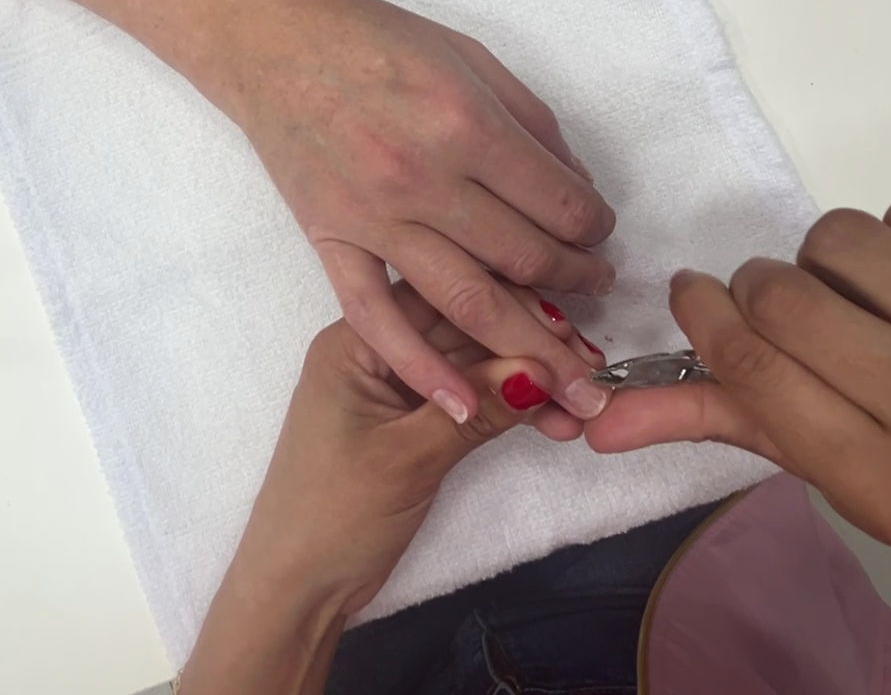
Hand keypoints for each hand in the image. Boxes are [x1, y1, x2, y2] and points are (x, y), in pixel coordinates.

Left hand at [178, 284, 563, 694]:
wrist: (298, 587)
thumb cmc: (336, 512)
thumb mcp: (408, 457)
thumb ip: (476, 409)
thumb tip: (548, 369)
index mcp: (357, 338)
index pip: (441, 302)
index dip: (508, 313)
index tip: (571, 337)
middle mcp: (377, 347)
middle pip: (462, 330)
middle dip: (527, 349)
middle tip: (592, 370)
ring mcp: (395, 382)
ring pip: (472, 364)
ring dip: (526, 381)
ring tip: (585, 403)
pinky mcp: (412, 415)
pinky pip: (468, 395)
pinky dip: (507, 406)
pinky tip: (553, 418)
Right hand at [211, 0, 616, 424]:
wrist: (271, 46)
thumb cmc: (372, 38)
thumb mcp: (468, 53)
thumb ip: (529, 120)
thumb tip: (574, 186)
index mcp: (468, 125)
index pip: (560, 204)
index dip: (594, 226)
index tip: (597, 231)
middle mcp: (427, 181)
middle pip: (527, 260)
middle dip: (578, 282)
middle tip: (595, 288)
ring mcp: (374, 221)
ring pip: (468, 302)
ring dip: (531, 340)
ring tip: (570, 362)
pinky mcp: (330, 243)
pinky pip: (375, 317)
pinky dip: (417, 366)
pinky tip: (459, 406)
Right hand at [584, 195, 890, 552]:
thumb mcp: (813, 460)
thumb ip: (708, 423)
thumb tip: (596, 421)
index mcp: (888, 484)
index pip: (753, 366)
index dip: (705, 313)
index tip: (695, 290)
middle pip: (788, 297)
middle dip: (765, 285)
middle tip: (789, 302)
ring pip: (845, 238)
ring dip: (828, 257)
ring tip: (862, 294)